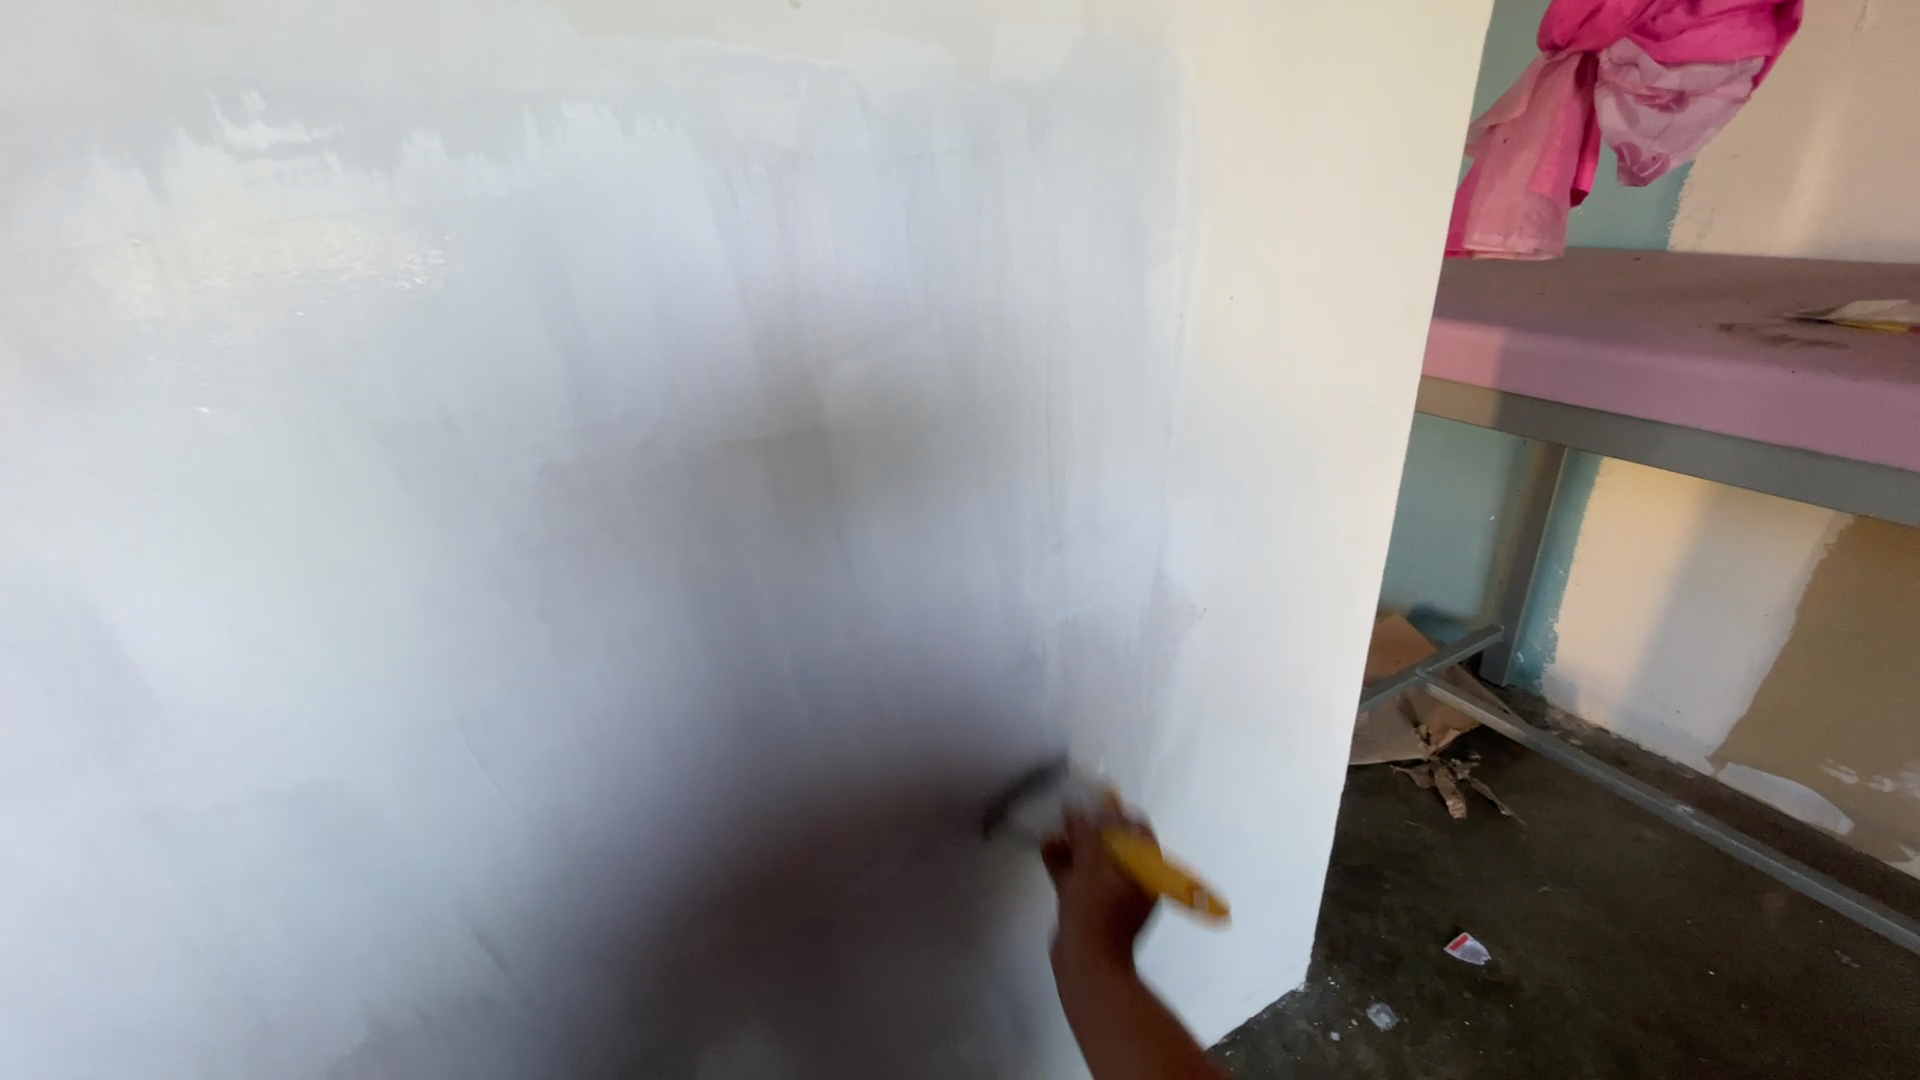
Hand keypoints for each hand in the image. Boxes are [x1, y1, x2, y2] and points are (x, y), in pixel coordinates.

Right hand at [1043, 806, 1159, 973]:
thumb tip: (1076, 808)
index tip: (1091, 803)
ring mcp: (1111, 894)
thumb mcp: (1091, 866)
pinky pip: (1080, 877)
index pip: (1137, 828)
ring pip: (1093, 859)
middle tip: (1068, 814)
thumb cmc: (1097, 913)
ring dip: (1074, 843)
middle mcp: (1132, 879)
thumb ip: (1085, 833)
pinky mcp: (1091, 906)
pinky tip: (1046, 849)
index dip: (1115, 813)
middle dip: (1090, 827)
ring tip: (1054, 827)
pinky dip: (1065, 863)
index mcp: (1144, 870)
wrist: (1087, 967)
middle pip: (1113, 842)